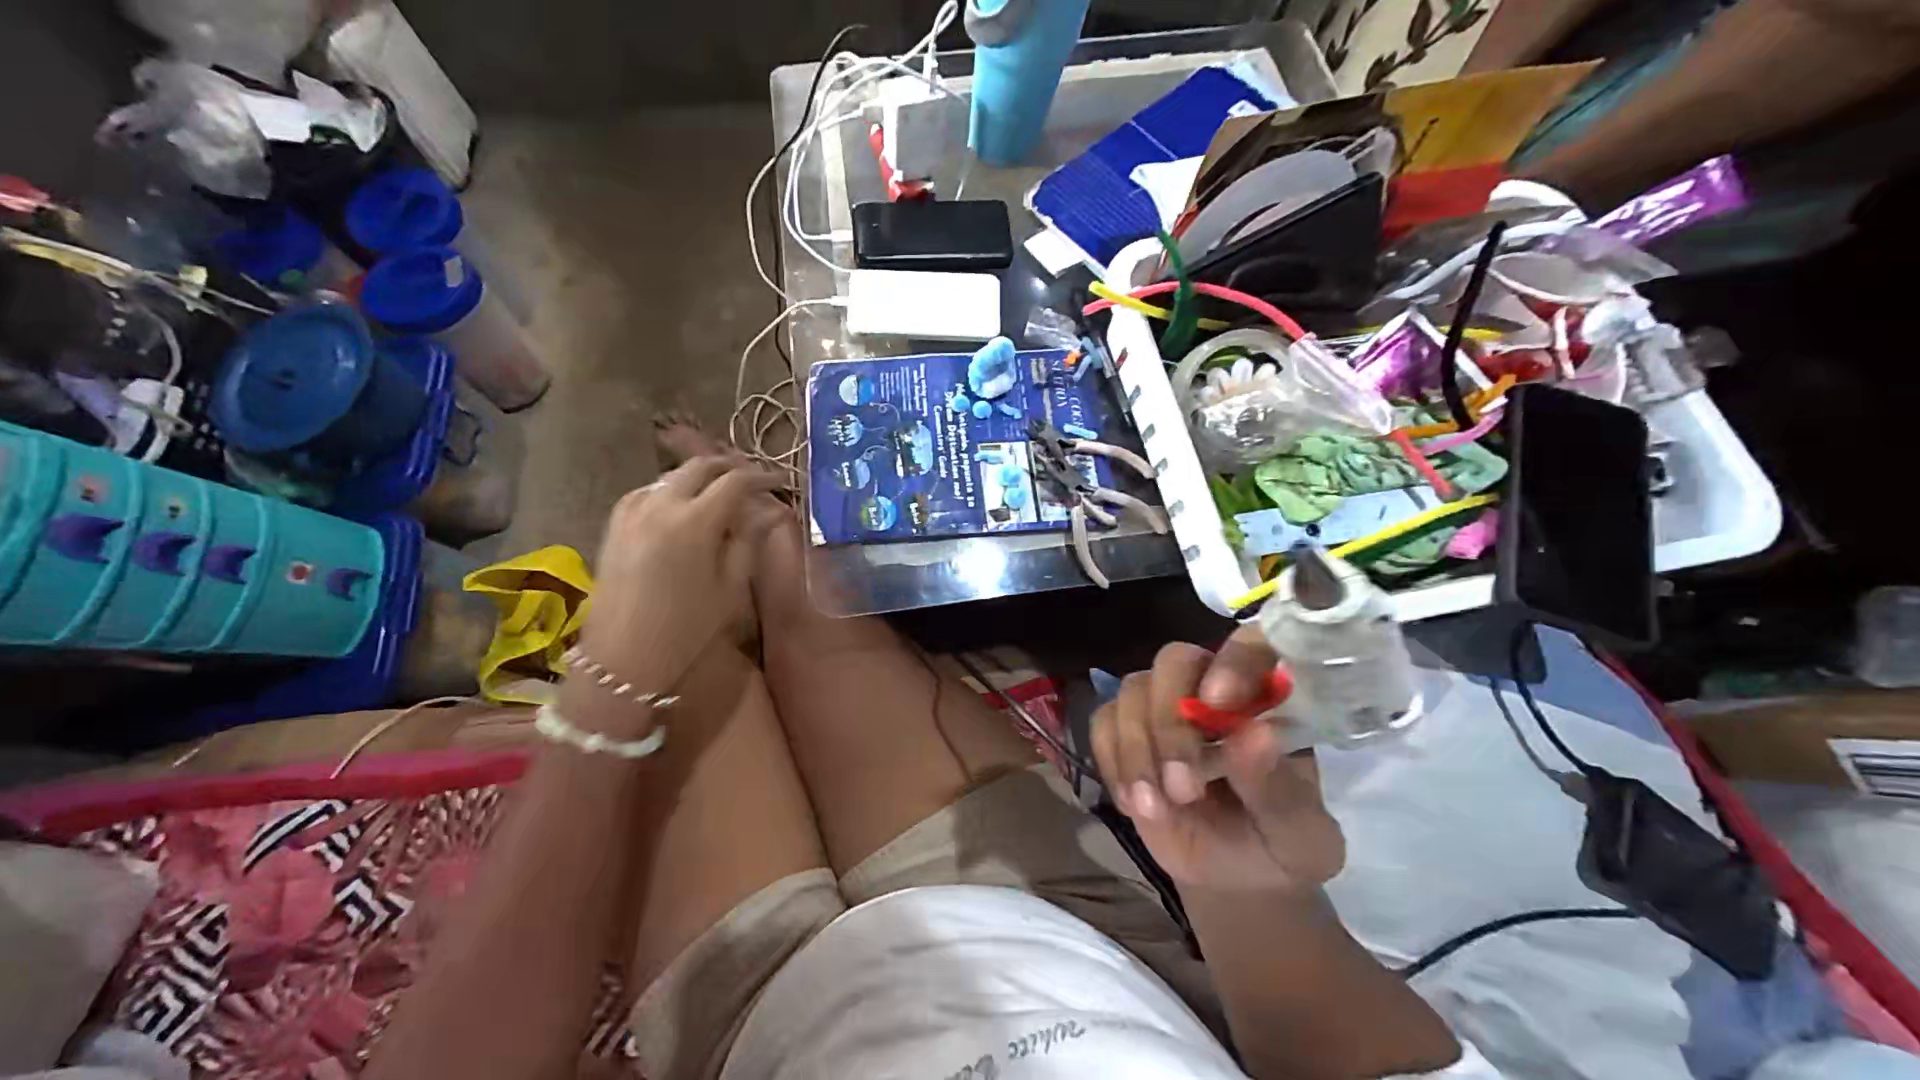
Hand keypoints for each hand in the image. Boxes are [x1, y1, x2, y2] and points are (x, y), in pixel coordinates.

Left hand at [576, 457, 781, 710]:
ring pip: (670, 477)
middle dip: (729, 467)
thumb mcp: (730, 587)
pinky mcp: (614, 526)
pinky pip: (646, 492)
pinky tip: (679, 505)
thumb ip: (748, 541)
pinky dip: (669, 490)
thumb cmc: (687, 629)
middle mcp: (661, 506)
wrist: (624, 658)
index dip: (761, 478)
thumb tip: (769, 513)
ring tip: (718, 490)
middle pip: (699, 468)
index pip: (735, 482)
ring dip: (698, 477)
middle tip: (752, 478)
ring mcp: (632, 513)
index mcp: (695, 522)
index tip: (779, 482)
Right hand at [1091, 624, 1343, 892]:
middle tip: (1183, 789)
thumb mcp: (1297, 833)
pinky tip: (1135, 804)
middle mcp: (1210, 687)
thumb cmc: (1280, 848)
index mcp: (1265, 698)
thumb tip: (1256, 735)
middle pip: (1175, 661)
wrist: (1234, 879)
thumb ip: (1277, 786)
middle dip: (1169, 722)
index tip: (1219, 703)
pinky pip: (1103, 722)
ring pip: (1133, 690)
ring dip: (1137, 749)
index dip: (1234, 661)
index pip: (1252, 646)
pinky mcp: (1126, 731)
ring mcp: (1164, 705)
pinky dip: (1112, 762)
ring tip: (1156, 808)